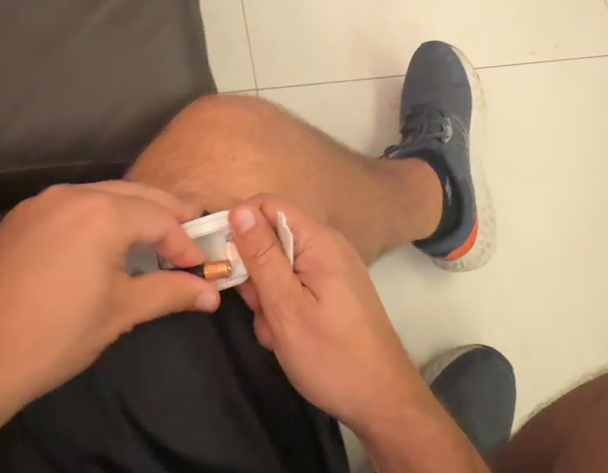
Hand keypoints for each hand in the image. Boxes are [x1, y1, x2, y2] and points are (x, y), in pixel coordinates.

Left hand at [0, 182, 221, 407]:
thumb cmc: (57, 334)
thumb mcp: (121, 311)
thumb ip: (169, 292)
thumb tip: (211, 293)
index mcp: (102, 213)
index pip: (159, 218)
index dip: (184, 241)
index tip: (200, 266)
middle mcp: (73, 194)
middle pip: (133, 193)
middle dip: (165, 210)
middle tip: (193, 224)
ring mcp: (42, 202)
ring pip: (100, 194)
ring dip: (131, 209)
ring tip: (154, 231)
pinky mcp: (21, 217)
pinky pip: (71, 204)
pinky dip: (97, 214)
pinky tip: (105, 237)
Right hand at [228, 196, 429, 433]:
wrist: (383, 402)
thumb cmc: (332, 355)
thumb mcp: (286, 307)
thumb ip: (261, 257)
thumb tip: (239, 210)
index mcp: (318, 240)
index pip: (268, 206)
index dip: (239, 225)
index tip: (224, 261)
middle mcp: (327, 246)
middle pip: (271, 239)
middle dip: (255, 274)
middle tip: (260, 311)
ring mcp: (331, 270)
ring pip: (279, 268)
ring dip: (268, 298)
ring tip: (277, 333)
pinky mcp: (333, 293)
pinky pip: (295, 287)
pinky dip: (284, 309)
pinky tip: (288, 339)